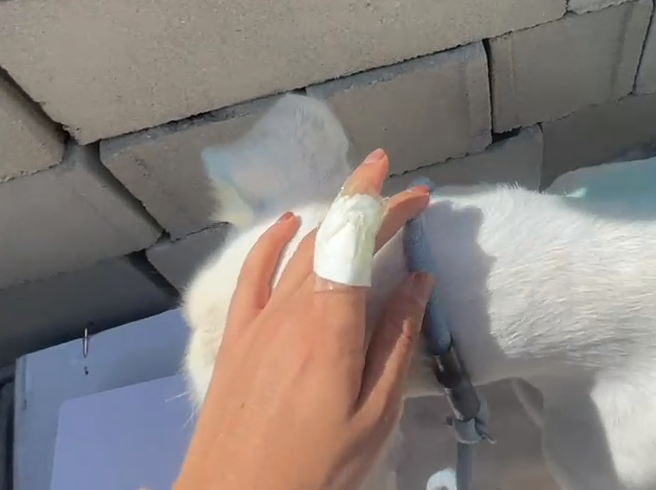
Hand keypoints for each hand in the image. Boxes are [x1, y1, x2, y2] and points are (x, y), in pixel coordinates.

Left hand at [175, 150, 432, 489]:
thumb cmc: (316, 469)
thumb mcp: (374, 415)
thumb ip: (396, 340)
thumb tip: (418, 279)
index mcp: (330, 321)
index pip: (359, 238)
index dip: (389, 205)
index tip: (419, 193)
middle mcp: (292, 305)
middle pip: (334, 234)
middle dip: (373, 206)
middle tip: (408, 200)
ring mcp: (259, 317)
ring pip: (301, 248)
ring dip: (336, 217)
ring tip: (366, 203)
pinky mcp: (236, 335)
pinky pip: (254, 271)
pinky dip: (273, 238)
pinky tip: (289, 223)